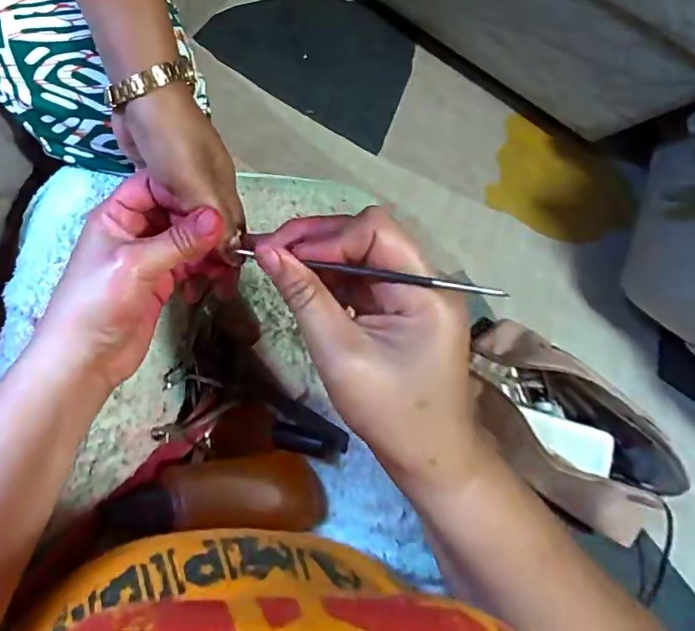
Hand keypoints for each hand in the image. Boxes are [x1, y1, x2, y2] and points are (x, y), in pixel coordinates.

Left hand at [31, 172, 227, 388]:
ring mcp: (147, 256)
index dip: (182, 187)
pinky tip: (220, 274)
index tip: (214, 199)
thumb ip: (177, 241)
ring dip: (207, 245)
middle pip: (173, 210)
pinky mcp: (159, 280)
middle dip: (201, 219)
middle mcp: (132, 229)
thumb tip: (217, 217)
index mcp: (116, 214)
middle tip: (230, 232)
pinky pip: (188, 263)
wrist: (82, 362)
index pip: (152, 184)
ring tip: (229, 257)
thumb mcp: (135, 265)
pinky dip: (204, 267)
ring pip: (184, 238)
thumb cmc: (95, 303)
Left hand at [113, 82, 244, 266]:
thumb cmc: (167, 139)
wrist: (139, 96)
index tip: (221, 283)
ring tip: (192, 284)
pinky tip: (170, 260)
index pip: (227, 229)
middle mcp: (200, 188)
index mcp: (215, 186)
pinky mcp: (157, 186)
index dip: (224, 254)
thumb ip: (204, 218)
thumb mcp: (187, 181)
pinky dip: (172, 243)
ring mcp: (176, 188)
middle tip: (206, 290)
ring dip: (189, 254)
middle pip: (207, 232)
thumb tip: (231, 252)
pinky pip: (168, 224)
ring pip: (186, 231)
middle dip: (207, 259)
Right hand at [251, 208, 489, 491]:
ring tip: (275, 260)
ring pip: (358, 250)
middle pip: (365, 234)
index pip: (375, 231)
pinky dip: (326, 274)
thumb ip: (304, 296)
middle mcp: (423, 281)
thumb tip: (266, 251)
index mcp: (425, 290)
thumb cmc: (389, 413)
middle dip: (316, 238)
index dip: (326, 235)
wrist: (428, 463)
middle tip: (269, 249)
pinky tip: (298, 279)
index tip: (282, 252)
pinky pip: (358, 274)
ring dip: (316, 253)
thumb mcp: (339, 353)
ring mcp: (410, 293)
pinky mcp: (396, 305)